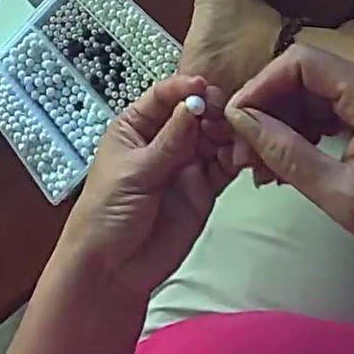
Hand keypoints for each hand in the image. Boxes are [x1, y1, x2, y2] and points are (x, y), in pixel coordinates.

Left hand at [58, 75, 233, 297]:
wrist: (114, 267)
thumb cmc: (108, 211)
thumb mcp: (136, 172)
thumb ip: (169, 142)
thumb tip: (192, 105)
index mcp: (134, 127)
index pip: (161, 98)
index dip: (182, 89)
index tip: (203, 87)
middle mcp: (162, 140)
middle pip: (193, 114)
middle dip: (211, 110)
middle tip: (228, 115)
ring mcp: (184, 163)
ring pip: (213, 137)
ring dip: (228, 133)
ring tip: (239, 136)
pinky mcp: (203, 188)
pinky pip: (224, 166)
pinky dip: (237, 158)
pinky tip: (246, 155)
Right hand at [223, 45, 353, 283]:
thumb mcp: (342, 195)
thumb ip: (285, 151)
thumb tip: (237, 119)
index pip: (302, 63)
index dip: (260, 85)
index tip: (233, 121)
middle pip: (306, 76)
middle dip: (268, 109)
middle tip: (242, 152)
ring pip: (315, 94)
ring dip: (283, 123)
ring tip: (260, 165)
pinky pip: (334, 110)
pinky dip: (305, 132)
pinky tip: (286, 161)